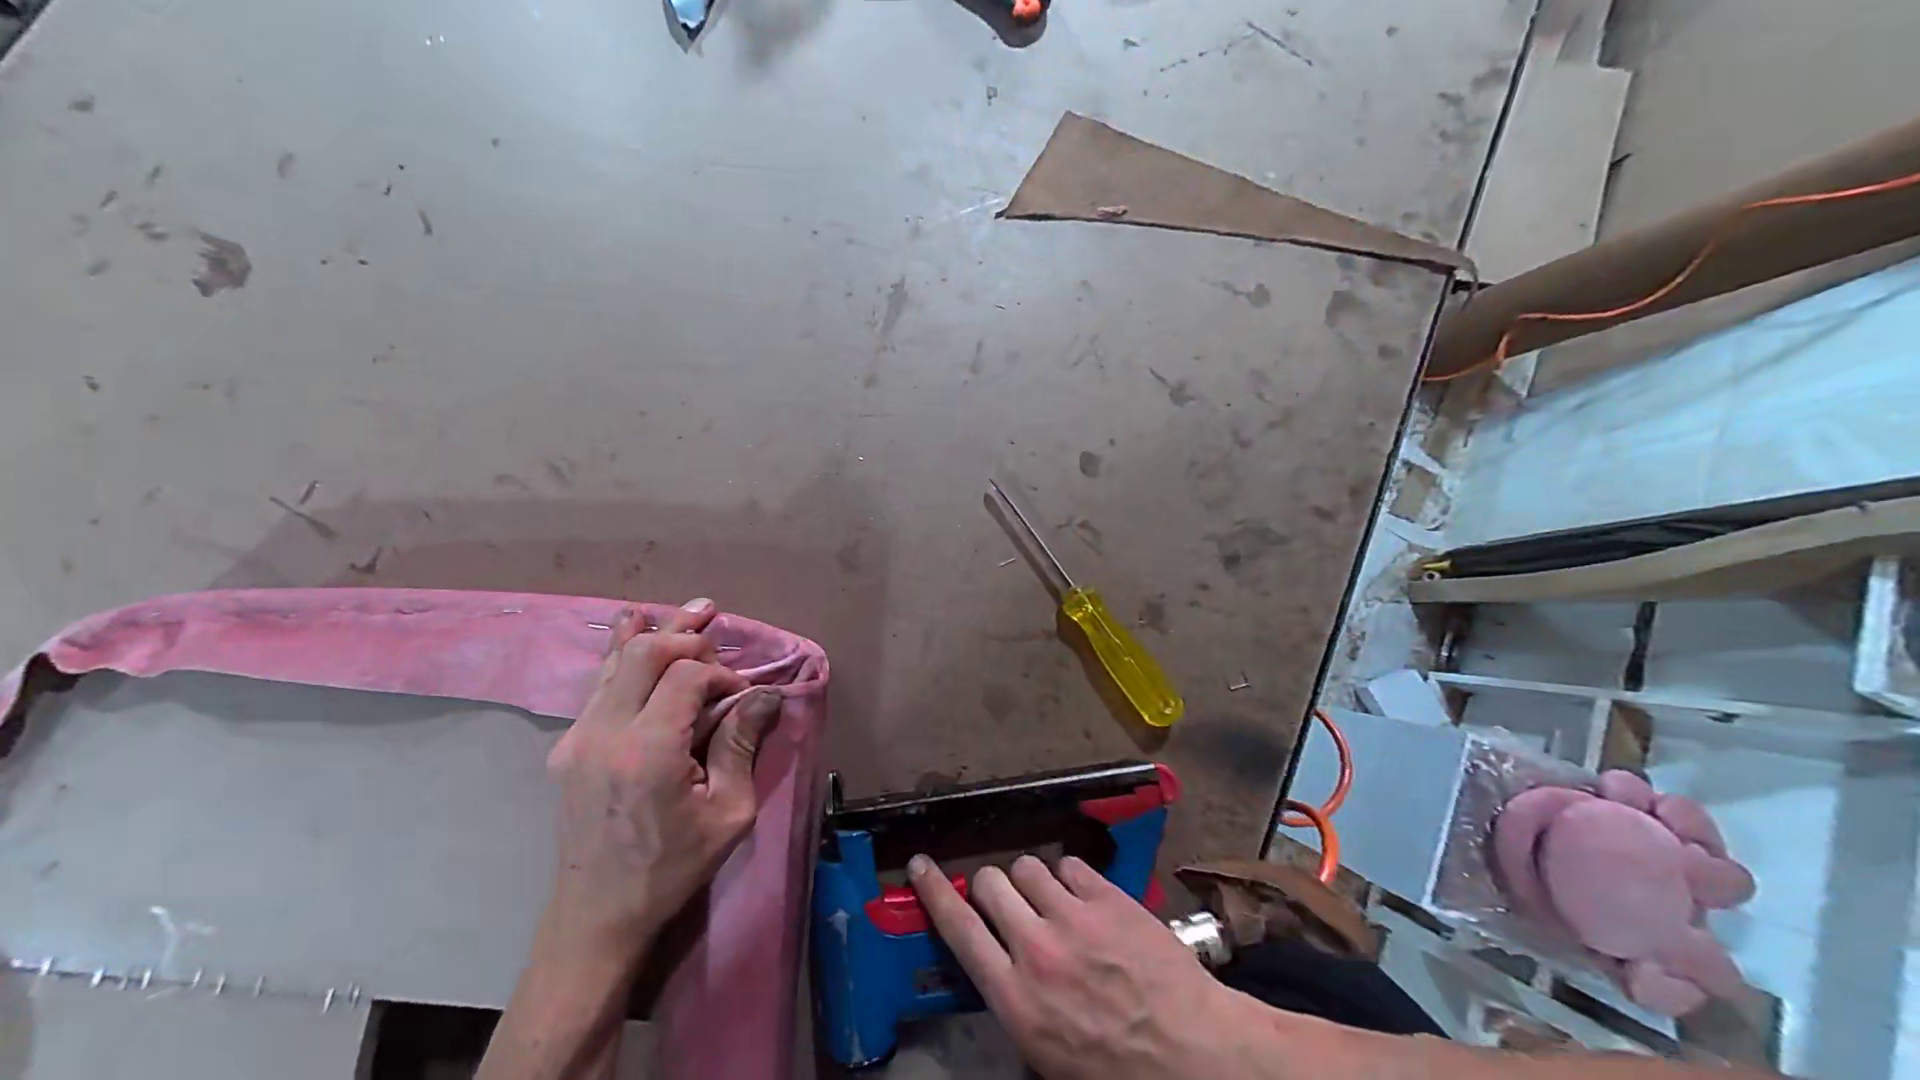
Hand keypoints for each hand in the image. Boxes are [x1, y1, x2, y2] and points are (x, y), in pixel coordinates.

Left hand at [543, 597, 783, 963]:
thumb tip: (766, 693)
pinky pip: (600, 683)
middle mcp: (605, 732)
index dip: (723, 675)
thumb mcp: (728, 813)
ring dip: (658, 634)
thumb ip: (742, 744)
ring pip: (617, 660)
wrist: (597, 914)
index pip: (688, 677)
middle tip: (720, 648)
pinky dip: (624, 652)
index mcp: (647, 752)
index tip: (742, 699)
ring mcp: (578, 736)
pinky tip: (636, 622)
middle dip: (689, 641)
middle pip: (646, 654)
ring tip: (695, 608)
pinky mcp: (569, 743)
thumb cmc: (672, 868)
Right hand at [909, 854, 1275, 1079]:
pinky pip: (1069, 865)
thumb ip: (1013, 1000)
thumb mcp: (1046, 1053)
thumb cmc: (1115, 1067)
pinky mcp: (1107, 897)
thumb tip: (999, 963)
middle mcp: (1035, 948)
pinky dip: (1071, 879)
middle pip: (990, 882)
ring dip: (1032, 882)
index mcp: (1014, 994)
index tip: (920, 867)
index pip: (958, 927)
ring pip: (1028, 867)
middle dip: (992, 887)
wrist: (1190, 1052)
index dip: (933, 891)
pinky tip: (1086, 900)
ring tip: (1053, 902)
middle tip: (1009, 902)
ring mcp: (1072, 917)